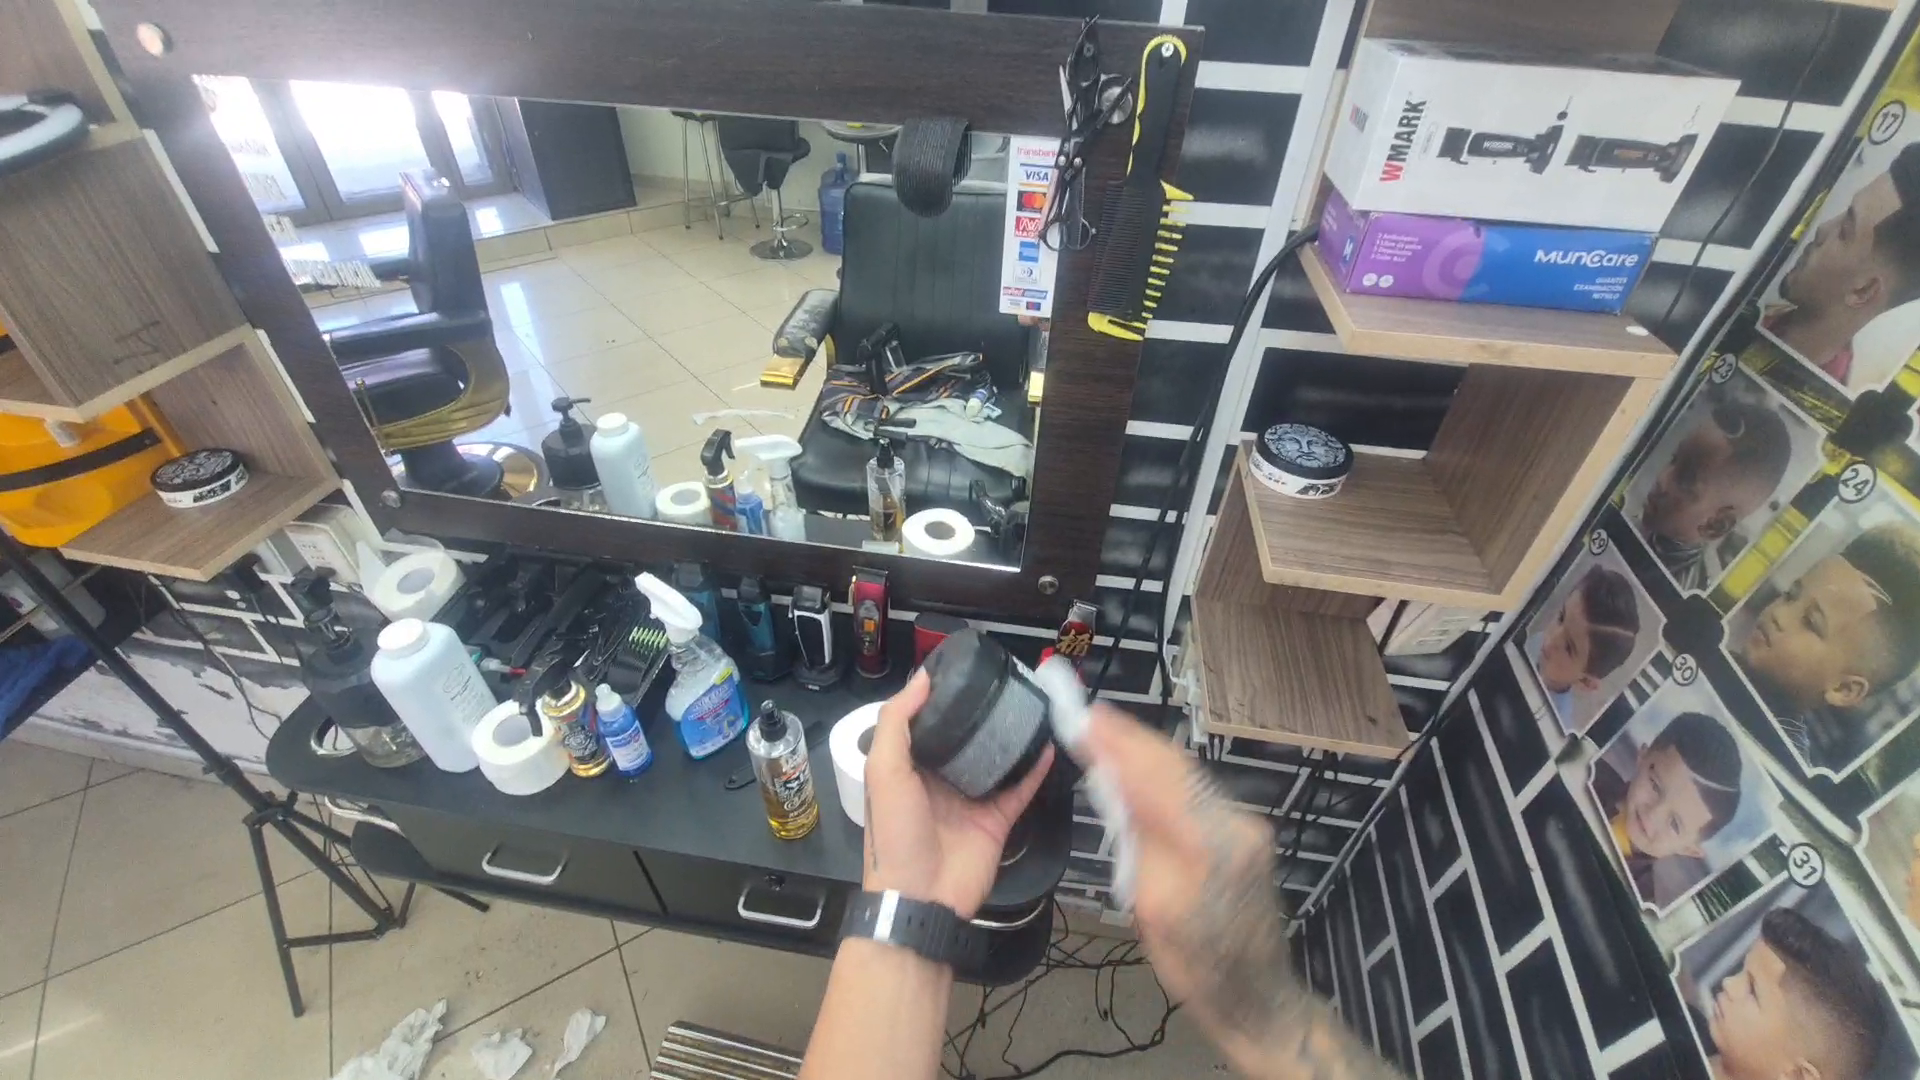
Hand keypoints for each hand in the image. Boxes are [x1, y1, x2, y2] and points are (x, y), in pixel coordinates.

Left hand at [862, 669, 1052, 918]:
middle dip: (980, 712)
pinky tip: (1047, 744)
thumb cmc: (895, 830)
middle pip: (964, 737)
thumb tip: (923, 678)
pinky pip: (1019, 788)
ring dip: (1010, 735)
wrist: (921, 898)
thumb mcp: (883, 770)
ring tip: (1029, 704)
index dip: (940, 695)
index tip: (963, 667)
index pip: (926, 721)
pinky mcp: (997, 818)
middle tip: (1003, 681)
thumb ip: (897, 721)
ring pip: (996, 759)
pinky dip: (1034, 768)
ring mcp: (971, 798)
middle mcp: (941, 777)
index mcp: (910, 764)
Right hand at [1083, 705, 1401, 1079]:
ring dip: (1143, 748)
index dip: (1119, 746)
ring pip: (1184, 771)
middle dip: (1129, 737)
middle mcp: (1232, 822)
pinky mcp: (1240, 826)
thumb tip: (1114, 784)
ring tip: (1106, 727)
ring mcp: (1241, 822)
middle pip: (1173, 765)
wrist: (1257, 994)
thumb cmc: (1197, 964)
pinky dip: (1161, 767)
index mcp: (1208, 844)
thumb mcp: (1153, 907)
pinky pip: (1193, 786)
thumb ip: (1136, 838)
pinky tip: (1139, 758)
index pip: (1155, 779)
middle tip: (1090, 715)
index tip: (1085, 719)